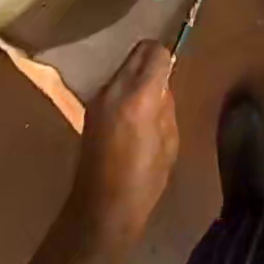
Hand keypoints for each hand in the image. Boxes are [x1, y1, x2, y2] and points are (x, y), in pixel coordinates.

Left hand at [69, 40, 178, 251]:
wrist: (99, 212)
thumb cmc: (143, 183)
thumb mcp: (169, 143)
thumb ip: (166, 107)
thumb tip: (162, 88)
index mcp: (138, 97)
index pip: (156, 53)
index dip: (168, 58)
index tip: (174, 72)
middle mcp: (115, 89)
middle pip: (138, 51)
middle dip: (153, 58)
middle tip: (163, 83)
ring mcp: (98, 97)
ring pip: (125, 65)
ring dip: (138, 73)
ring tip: (147, 102)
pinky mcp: (89, 108)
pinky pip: (114, 83)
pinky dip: (126, 87)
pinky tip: (131, 114)